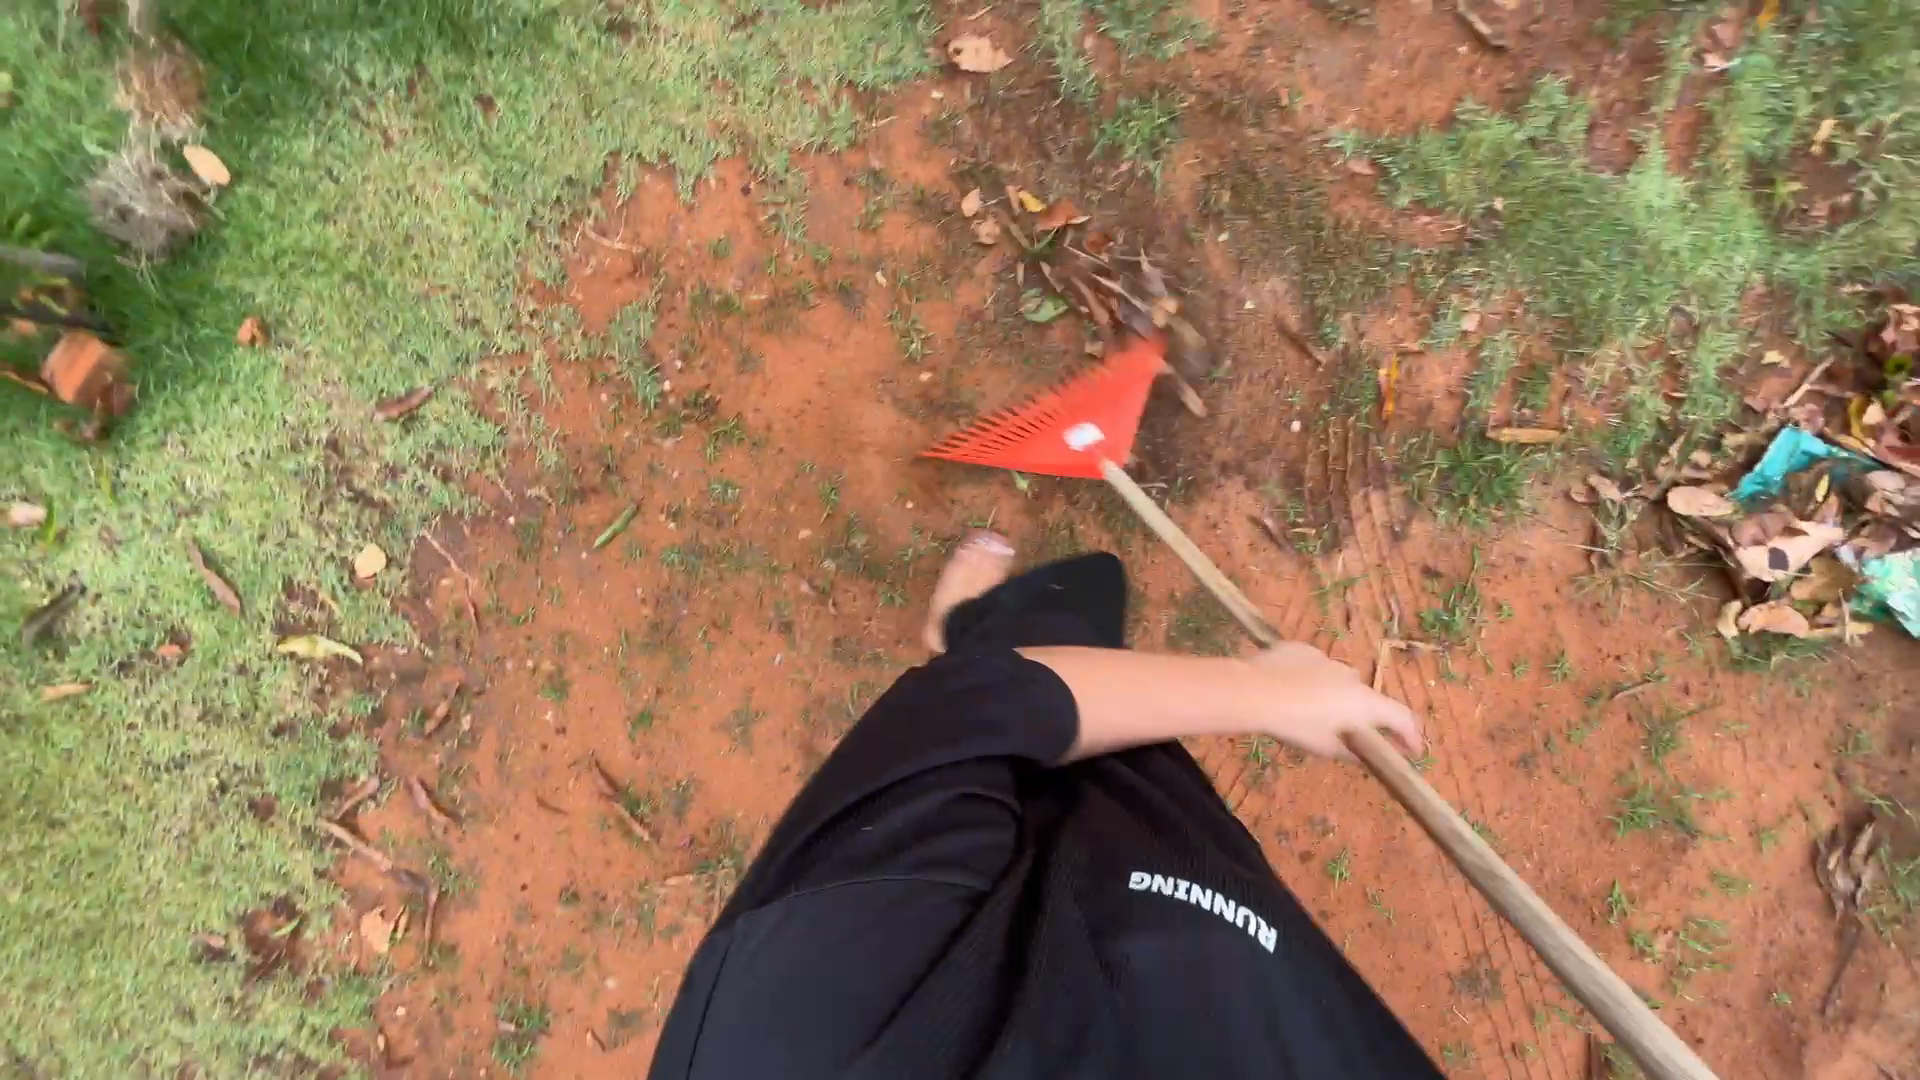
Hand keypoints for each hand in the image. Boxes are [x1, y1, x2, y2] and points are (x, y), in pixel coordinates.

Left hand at [1241, 643, 1422, 760]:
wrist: (1253, 690)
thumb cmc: (1293, 724)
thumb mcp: (1324, 747)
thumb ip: (1350, 752)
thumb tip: (1362, 755)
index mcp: (1364, 702)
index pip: (1401, 718)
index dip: (1410, 736)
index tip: (1410, 749)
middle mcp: (1352, 676)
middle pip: (1367, 698)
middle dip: (1363, 715)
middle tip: (1351, 730)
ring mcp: (1326, 658)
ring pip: (1339, 679)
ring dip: (1335, 694)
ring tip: (1312, 709)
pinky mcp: (1301, 649)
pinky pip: (1313, 666)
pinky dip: (1310, 677)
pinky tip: (1291, 688)